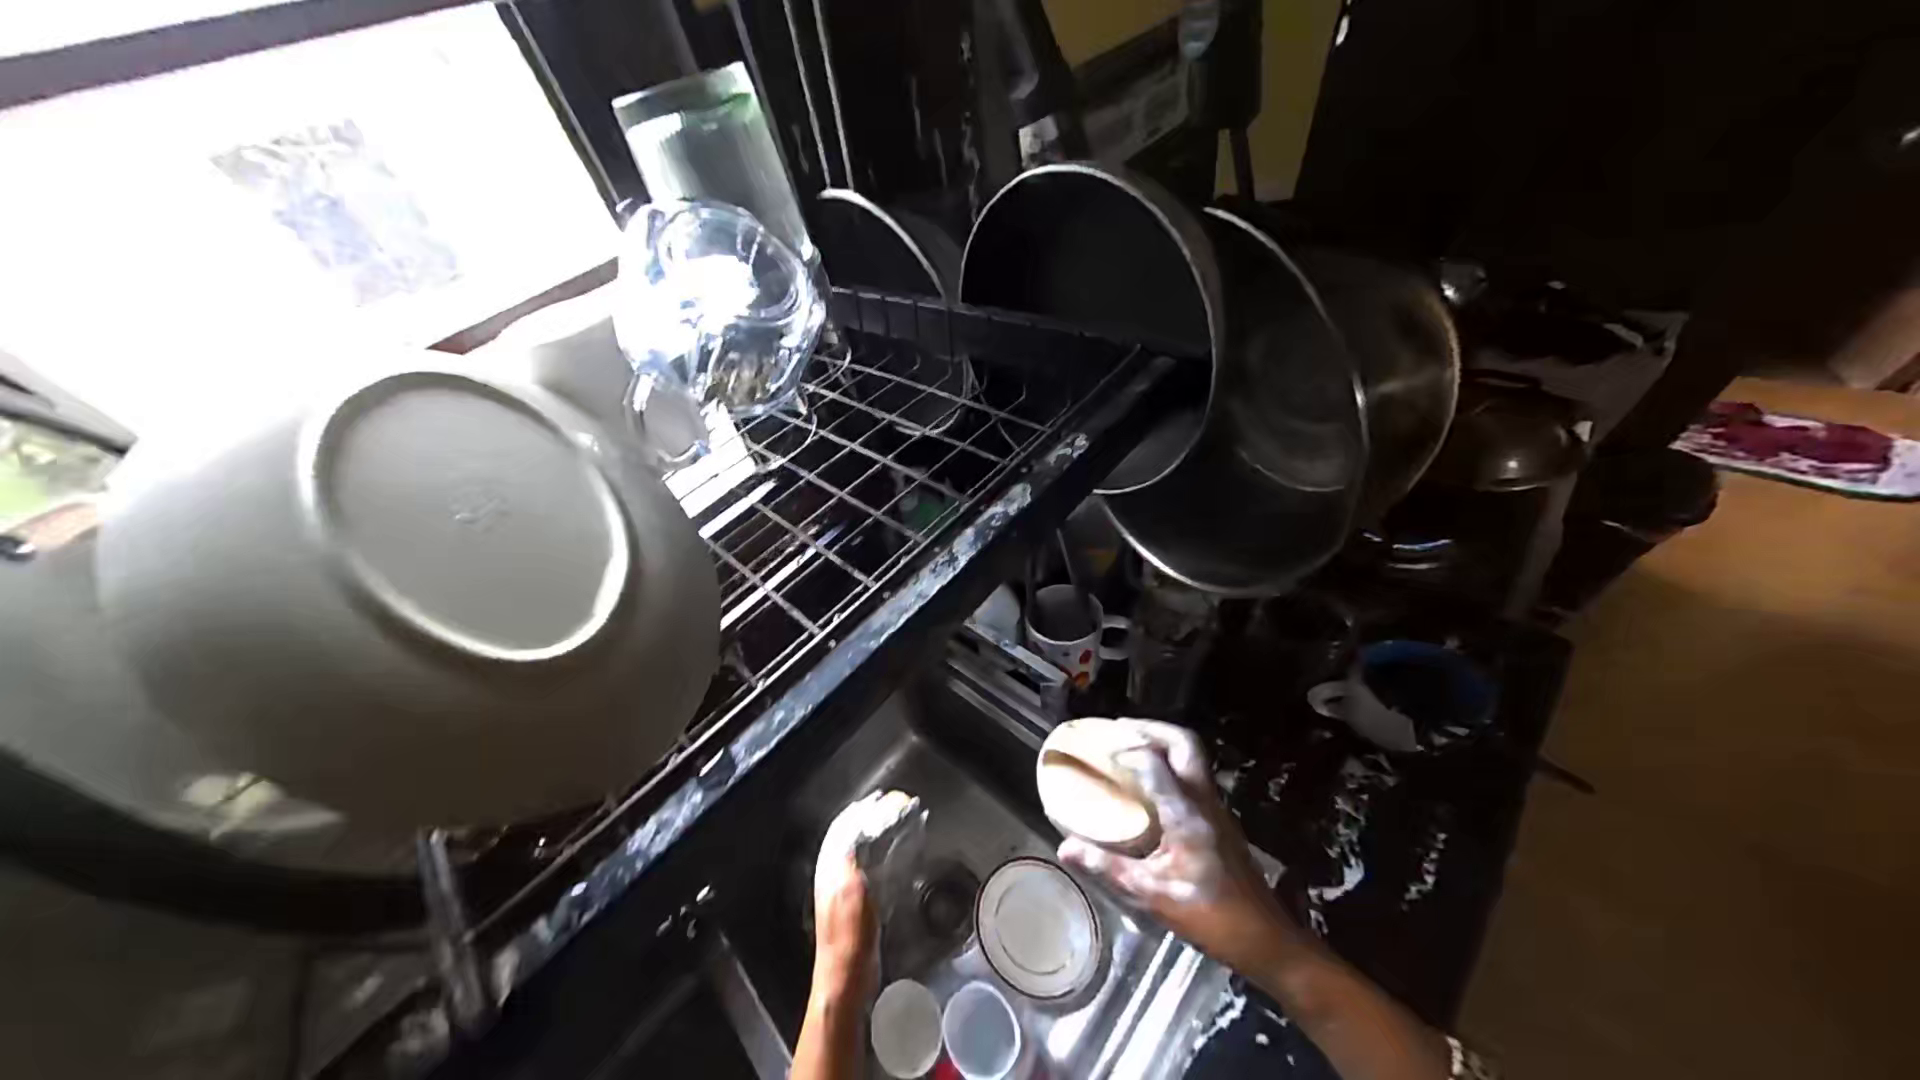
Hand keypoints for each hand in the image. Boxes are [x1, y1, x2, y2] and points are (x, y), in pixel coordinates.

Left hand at [810, 790, 919, 991]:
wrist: (846, 980)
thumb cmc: (849, 939)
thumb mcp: (853, 893)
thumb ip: (851, 862)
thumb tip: (855, 832)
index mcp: (829, 871)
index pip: (842, 830)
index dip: (859, 812)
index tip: (879, 799)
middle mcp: (832, 877)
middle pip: (846, 837)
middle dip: (865, 819)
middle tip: (887, 805)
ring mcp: (842, 891)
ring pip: (856, 851)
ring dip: (871, 833)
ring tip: (889, 822)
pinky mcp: (855, 905)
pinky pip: (864, 867)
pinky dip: (876, 854)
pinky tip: (888, 855)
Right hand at [1055, 719, 1307, 974]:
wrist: (1265, 939)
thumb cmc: (1210, 917)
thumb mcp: (1151, 895)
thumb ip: (1107, 868)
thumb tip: (1064, 848)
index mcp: (1186, 814)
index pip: (1154, 763)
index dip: (1126, 748)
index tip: (1098, 744)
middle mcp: (1204, 800)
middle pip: (1183, 743)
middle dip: (1151, 728)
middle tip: (1119, 729)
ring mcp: (1215, 806)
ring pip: (1192, 755)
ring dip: (1162, 742)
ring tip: (1129, 747)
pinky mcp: (1218, 817)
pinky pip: (1192, 773)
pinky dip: (1169, 763)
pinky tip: (1148, 782)